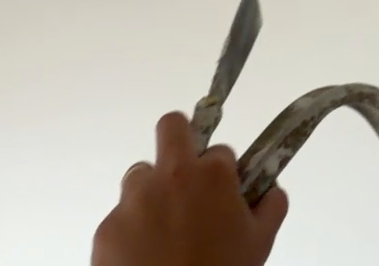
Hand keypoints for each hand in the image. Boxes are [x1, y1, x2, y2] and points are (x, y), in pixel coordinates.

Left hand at [92, 112, 290, 265]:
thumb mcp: (260, 242)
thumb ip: (271, 205)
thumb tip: (270, 189)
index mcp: (213, 174)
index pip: (220, 151)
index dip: (223, 172)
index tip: (223, 194)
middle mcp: (172, 175)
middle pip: (171, 127)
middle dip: (179, 139)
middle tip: (184, 174)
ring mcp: (134, 200)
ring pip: (140, 176)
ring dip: (152, 192)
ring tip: (161, 229)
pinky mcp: (106, 228)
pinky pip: (120, 217)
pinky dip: (131, 231)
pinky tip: (142, 257)